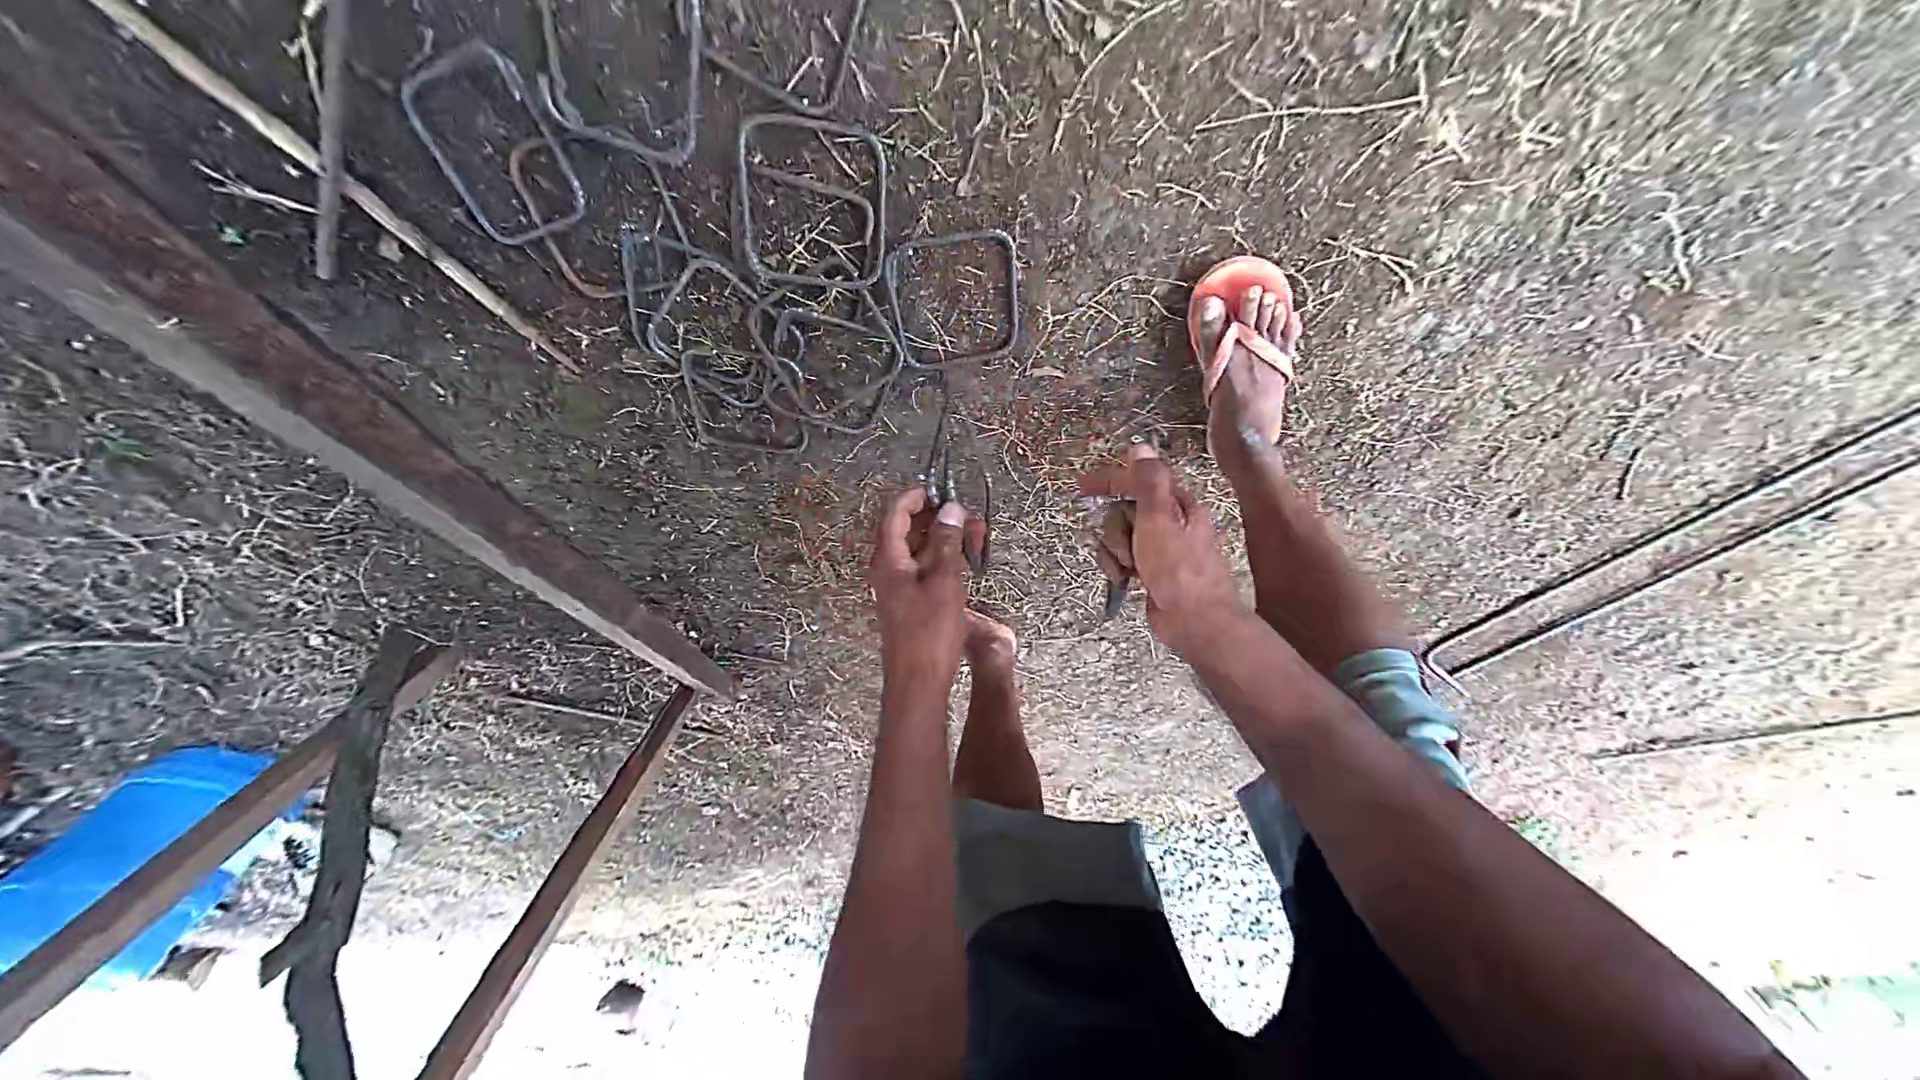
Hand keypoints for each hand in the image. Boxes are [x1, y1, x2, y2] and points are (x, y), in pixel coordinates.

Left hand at [870, 487, 975, 691]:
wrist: (918, 681)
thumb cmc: (930, 633)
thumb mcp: (944, 582)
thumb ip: (946, 542)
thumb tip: (951, 509)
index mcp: (888, 560)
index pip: (895, 514)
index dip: (916, 497)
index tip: (940, 488)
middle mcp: (887, 569)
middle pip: (907, 530)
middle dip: (938, 518)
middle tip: (968, 517)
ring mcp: (897, 586)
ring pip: (918, 550)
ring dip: (943, 539)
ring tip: (975, 538)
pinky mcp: (908, 601)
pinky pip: (923, 568)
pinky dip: (942, 559)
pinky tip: (964, 562)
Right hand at [1081, 443, 1246, 652]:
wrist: (1194, 620)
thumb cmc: (1179, 569)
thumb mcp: (1159, 518)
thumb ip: (1148, 481)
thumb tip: (1140, 446)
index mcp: (1177, 504)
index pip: (1137, 481)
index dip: (1108, 481)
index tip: (1081, 486)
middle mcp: (1169, 522)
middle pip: (1123, 511)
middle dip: (1115, 529)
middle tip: (1127, 547)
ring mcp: (1159, 548)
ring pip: (1119, 536)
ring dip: (1115, 551)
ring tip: (1128, 567)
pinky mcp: (1150, 570)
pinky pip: (1122, 558)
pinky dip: (1118, 566)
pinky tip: (1125, 579)